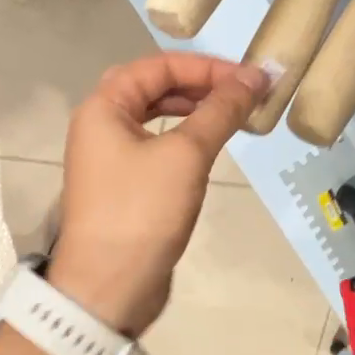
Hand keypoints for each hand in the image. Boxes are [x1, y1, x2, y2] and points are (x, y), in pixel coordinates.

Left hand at [47, 53, 268, 336]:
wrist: (107, 288)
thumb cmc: (142, 212)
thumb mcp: (186, 155)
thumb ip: (221, 111)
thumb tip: (255, 76)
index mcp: (103, 107)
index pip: (158, 66)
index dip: (206, 67)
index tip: (250, 78)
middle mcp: (99, 124)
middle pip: (153, 87)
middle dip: (200, 84)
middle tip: (244, 94)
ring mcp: (108, 156)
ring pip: (154, 117)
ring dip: (194, 111)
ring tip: (234, 116)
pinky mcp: (122, 184)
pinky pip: (155, 145)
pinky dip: (184, 138)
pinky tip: (210, 147)